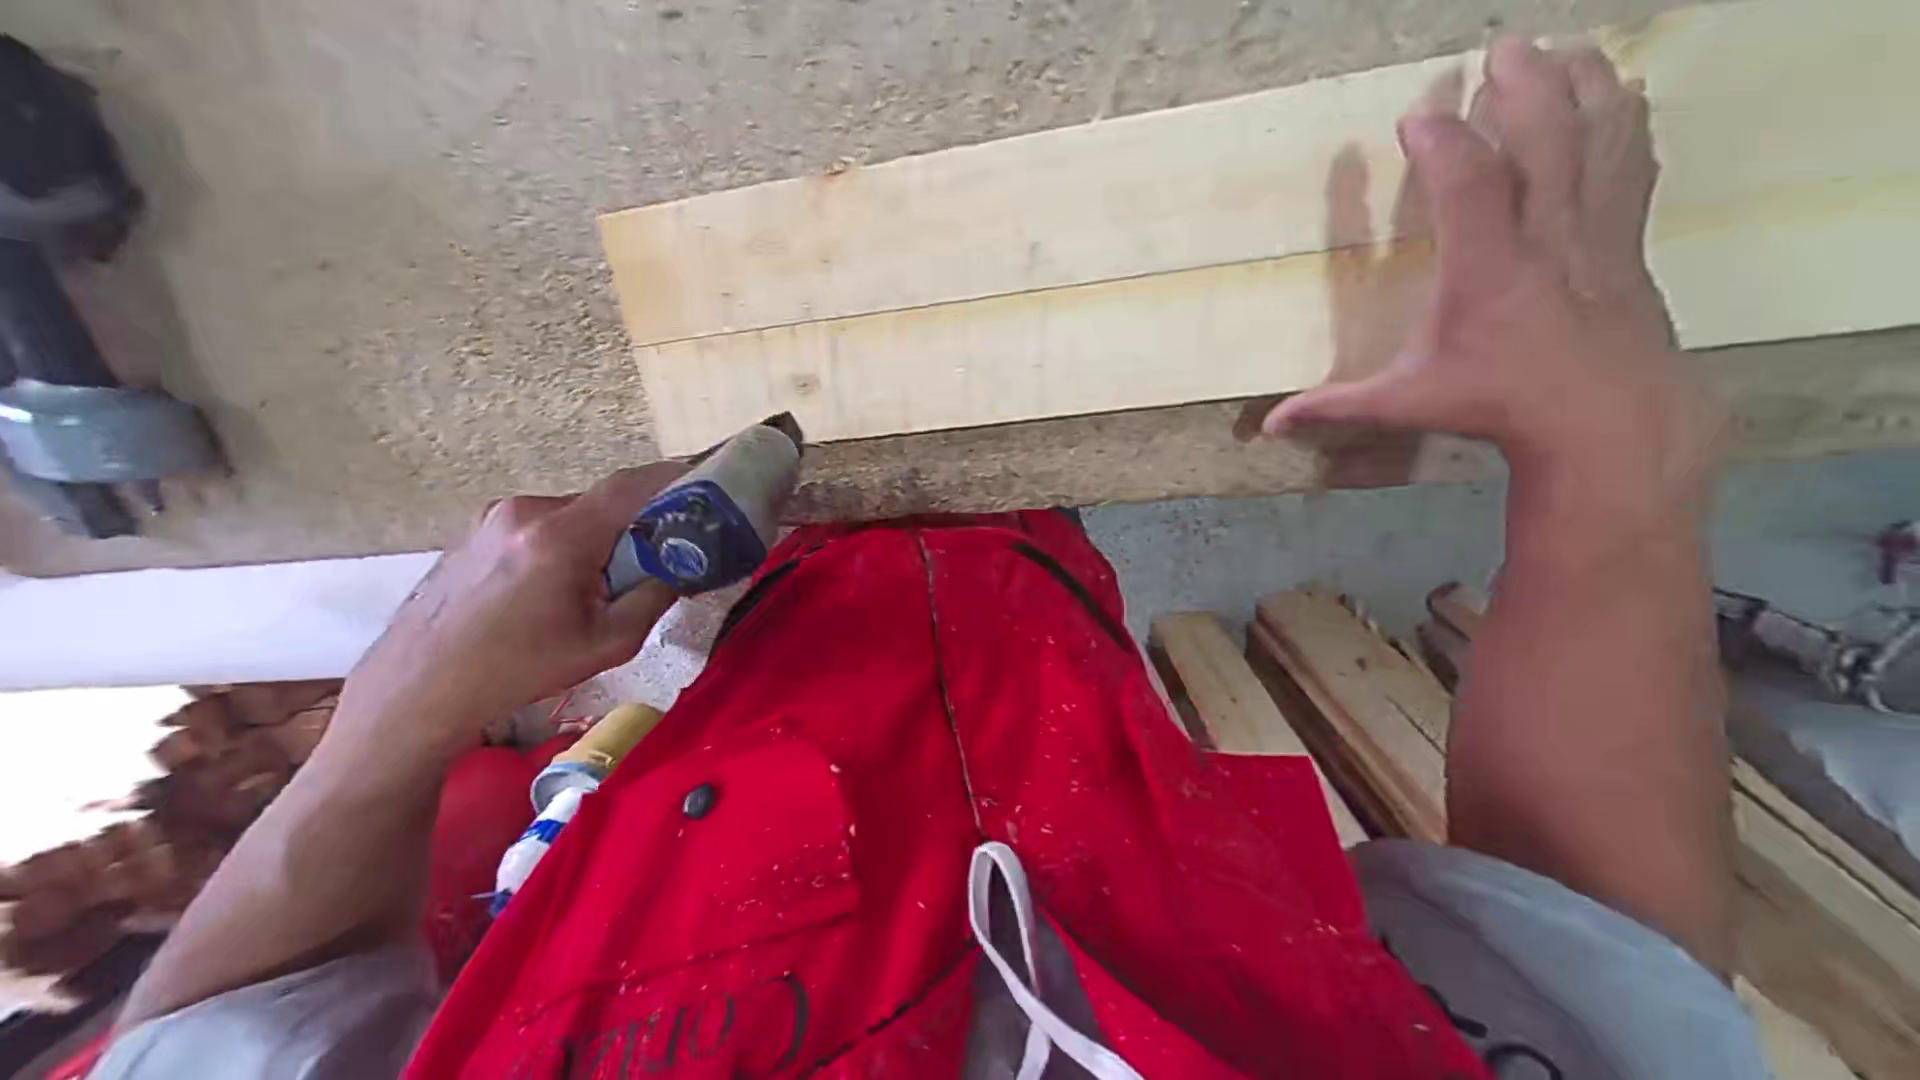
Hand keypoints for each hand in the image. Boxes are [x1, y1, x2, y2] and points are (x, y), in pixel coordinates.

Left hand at [332, 464, 687, 755]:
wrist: (419, 688)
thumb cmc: (518, 671)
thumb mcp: (608, 643)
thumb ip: (656, 596)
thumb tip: (685, 567)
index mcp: (560, 536)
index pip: (633, 486)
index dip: (677, 477)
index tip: (711, 479)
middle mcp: (527, 511)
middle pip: (606, 500)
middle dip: (642, 519)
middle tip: (666, 551)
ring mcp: (497, 516)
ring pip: (575, 512)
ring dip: (604, 533)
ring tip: (611, 577)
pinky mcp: (480, 528)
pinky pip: (545, 522)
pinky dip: (572, 540)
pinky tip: (567, 581)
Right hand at [1264, 37, 1721, 506]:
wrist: (1608, 419)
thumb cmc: (1496, 405)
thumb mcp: (1404, 404)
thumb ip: (1335, 406)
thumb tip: (1270, 424)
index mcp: (1487, 272)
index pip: (1469, 185)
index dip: (1443, 143)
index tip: (1416, 118)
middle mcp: (1548, 238)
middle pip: (1547, 137)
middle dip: (1525, 84)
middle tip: (1501, 47)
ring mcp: (1596, 234)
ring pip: (1601, 137)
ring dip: (1582, 85)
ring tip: (1564, 49)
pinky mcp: (1627, 241)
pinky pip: (1633, 162)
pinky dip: (1626, 120)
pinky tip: (1621, 95)